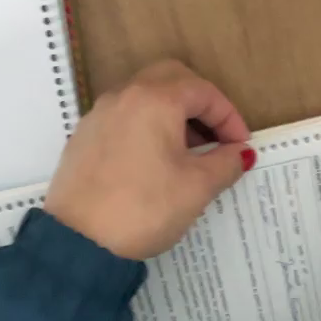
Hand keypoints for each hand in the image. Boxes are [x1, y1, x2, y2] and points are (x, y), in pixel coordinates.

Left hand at [44, 61, 254, 259]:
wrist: (80, 241)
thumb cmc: (145, 208)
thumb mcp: (197, 187)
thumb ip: (225, 163)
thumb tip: (240, 152)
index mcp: (155, 100)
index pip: (203, 91)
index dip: (229, 117)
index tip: (241, 146)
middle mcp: (124, 96)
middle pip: (171, 80)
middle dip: (200, 104)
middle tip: (216, 137)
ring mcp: (99, 115)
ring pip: (144, 97)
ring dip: (173, 115)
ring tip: (189, 153)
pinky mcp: (83, 138)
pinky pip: (124, 118)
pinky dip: (147, 127)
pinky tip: (155, 163)